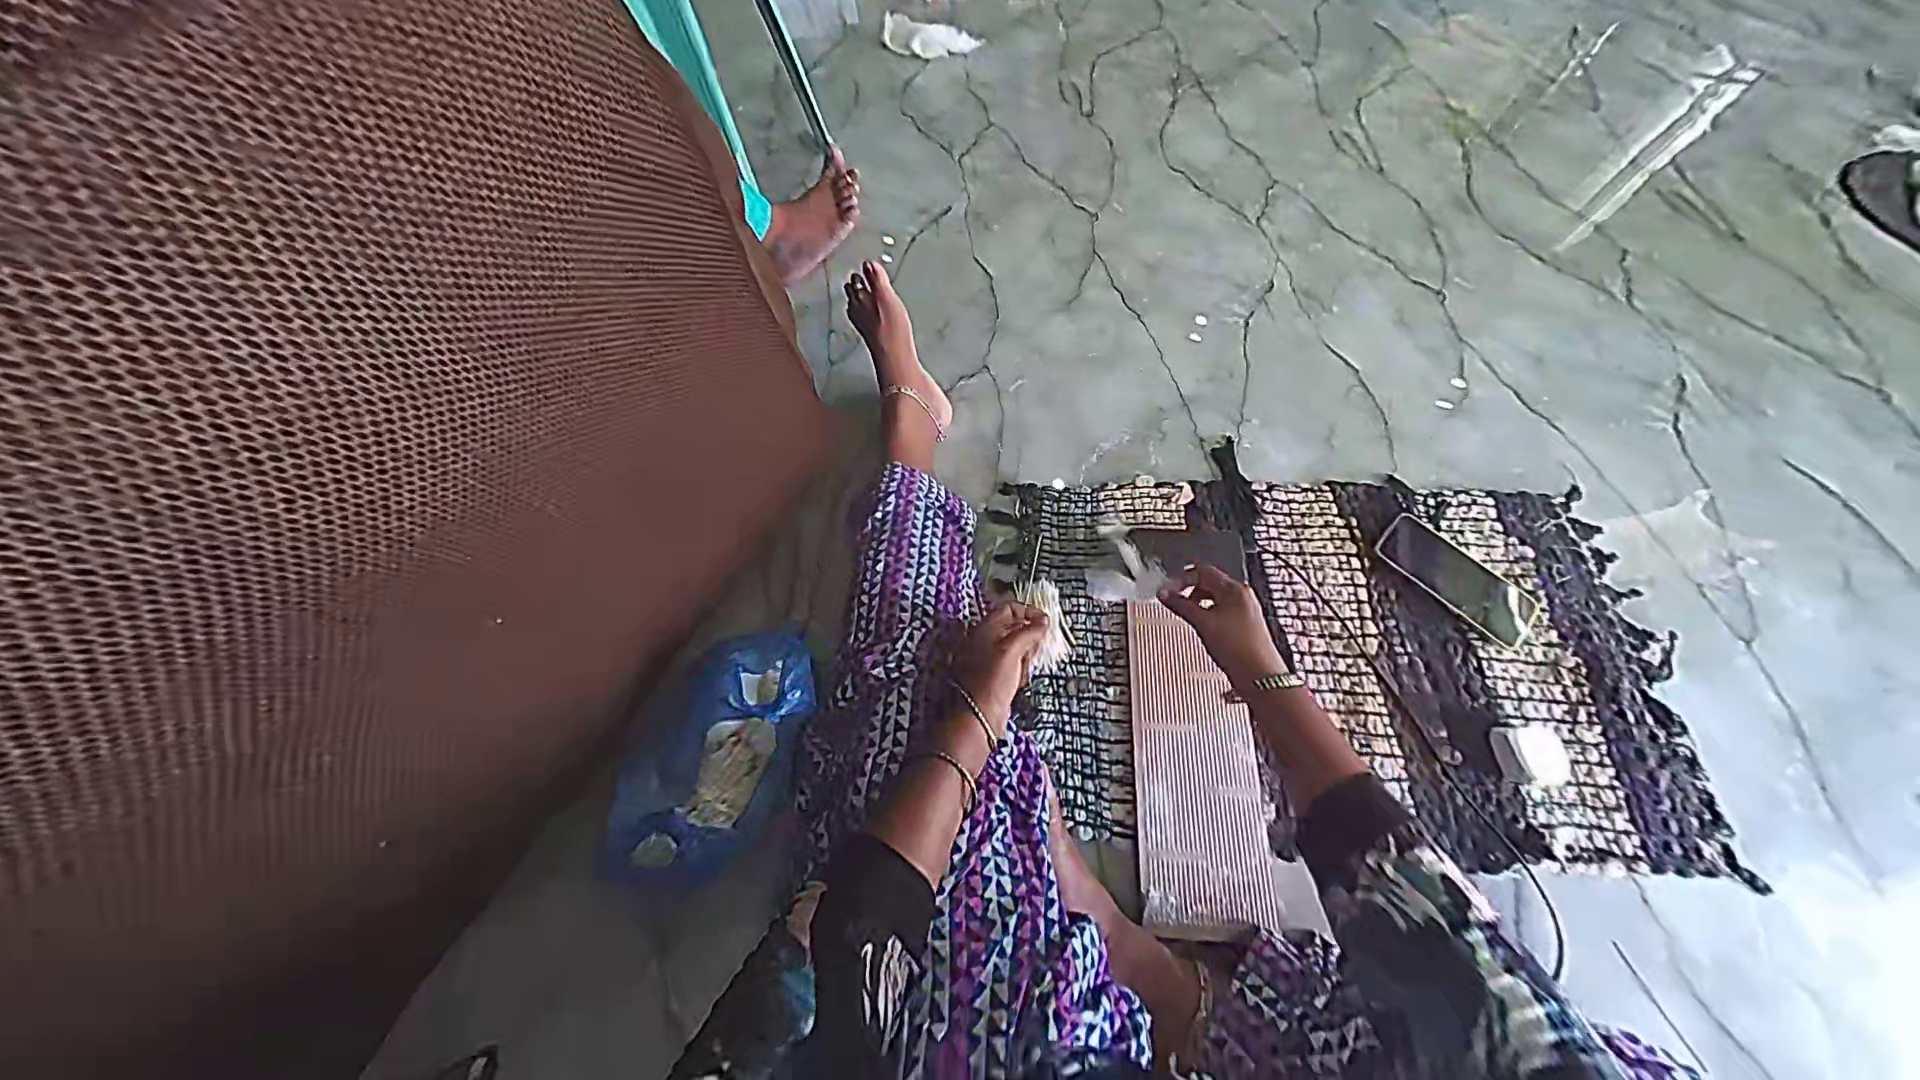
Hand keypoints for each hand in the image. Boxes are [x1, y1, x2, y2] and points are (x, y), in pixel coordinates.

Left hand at [951, 601, 1050, 725]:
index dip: (1028, 611)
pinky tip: (1020, 678)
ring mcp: (989, 658)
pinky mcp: (995, 675)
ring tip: (1025, 666)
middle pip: (1014, 626)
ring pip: (1016, 646)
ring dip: (1026, 654)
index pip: (1009, 608)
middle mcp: (985, 640)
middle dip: (1029, 635)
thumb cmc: (992, 679)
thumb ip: (1029, 632)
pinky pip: (1014, 663)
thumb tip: (1043, 621)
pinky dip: (1020, 668)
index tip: (1045, 622)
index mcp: (984, 628)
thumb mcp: (1012, 650)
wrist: (979, 714)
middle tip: (1035, 648)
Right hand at [1157, 564, 1285, 688]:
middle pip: (1209, 582)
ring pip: (1215, 596)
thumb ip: (1180, 605)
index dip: (1181, 579)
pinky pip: (1221, 609)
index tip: (1168, 591)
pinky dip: (1208, 613)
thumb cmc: (1239, 649)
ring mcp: (1245, 609)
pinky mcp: (1245, 623)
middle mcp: (1242, 596)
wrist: (1259, 675)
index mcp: (1234, 590)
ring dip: (1197, 602)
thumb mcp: (1202, 623)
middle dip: (1189, 590)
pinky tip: (1203, 626)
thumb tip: (1165, 594)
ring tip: (1188, 615)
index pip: (1202, 571)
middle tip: (1174, 601)